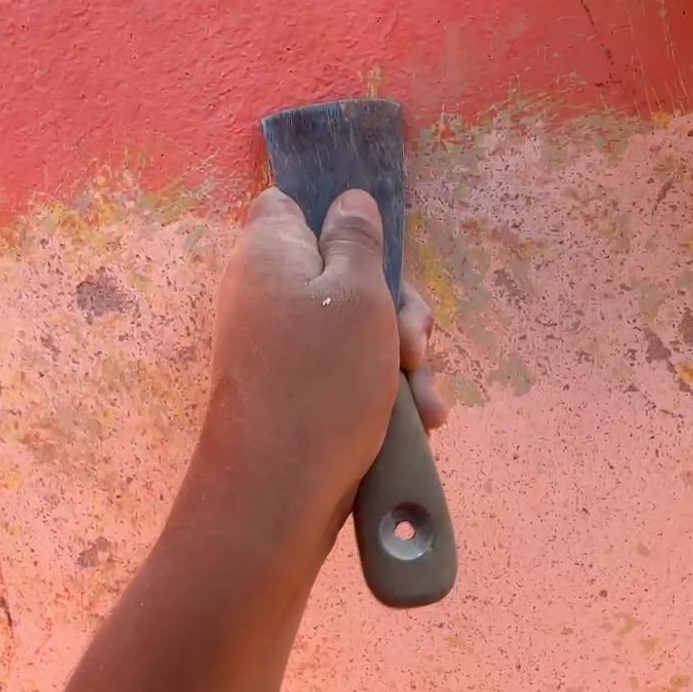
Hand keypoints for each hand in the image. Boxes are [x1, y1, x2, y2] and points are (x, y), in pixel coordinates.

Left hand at [179, 188, 447, 555]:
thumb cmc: (324, 378)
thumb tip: (349, 200)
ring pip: (356, 324)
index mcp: (270, 250)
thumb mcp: (358, 293)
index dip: (336, 219)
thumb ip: (358, 238)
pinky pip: (346, 366)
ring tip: (424, 403)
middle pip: (344, 271)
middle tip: (413, 347)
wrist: (280, 491)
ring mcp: (281, 342)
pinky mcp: (297, 385)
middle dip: (393, 306)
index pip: (289, 205)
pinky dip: (381, 386)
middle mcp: (268, 290)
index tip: (375, 251)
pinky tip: (418, 419)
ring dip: (400, 357)